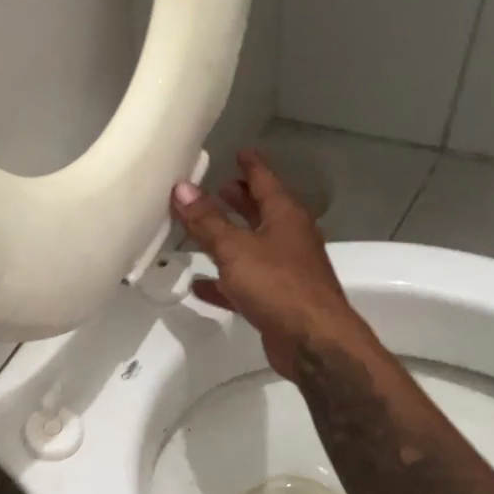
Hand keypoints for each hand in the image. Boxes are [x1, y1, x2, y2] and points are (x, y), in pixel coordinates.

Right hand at [169, 149, 360, 379]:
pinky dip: (223, 280)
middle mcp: (288, 240)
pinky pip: (244, 283)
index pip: (266, 182)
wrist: (312, 341)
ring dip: (231, 238)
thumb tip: (181, 188)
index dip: (251, 166)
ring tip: (206, 229)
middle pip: (262, 213)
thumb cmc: (278, 285)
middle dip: (242, 200)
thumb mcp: (235, 249)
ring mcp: (284, 272)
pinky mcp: (275, 301)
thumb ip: (206, 221)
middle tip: (220, 188)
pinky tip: (200, 284)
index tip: (239, 152)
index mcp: (285, 218)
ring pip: (253, 247)